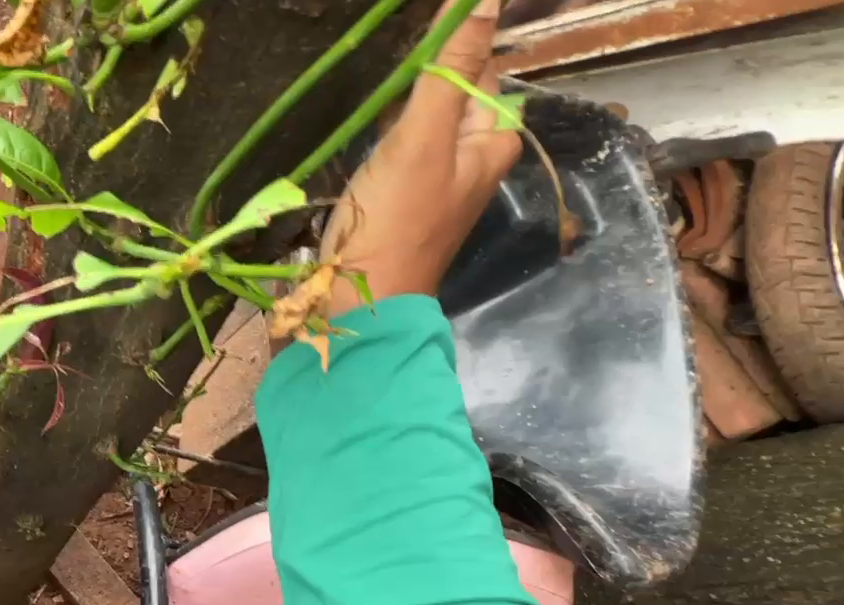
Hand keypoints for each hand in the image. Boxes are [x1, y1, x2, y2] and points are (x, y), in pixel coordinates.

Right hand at [322, 0, 519, 316]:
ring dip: (388, 127)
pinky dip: (373, 159)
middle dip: (412, 93)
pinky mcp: (395, 215)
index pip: (475, 70)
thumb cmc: (393, 224)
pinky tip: (354, 168)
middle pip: (443, 102)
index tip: (403, 64)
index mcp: (490, 141)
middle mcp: (468, 163)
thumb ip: (449, 70)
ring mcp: (430, 192)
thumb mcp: (422, 139)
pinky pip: (390, 168)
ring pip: (413, 135)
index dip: (443, 55)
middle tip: (378, 104)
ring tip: (363, 134)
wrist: (355, 309)